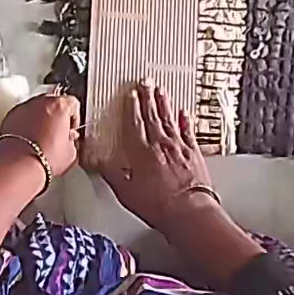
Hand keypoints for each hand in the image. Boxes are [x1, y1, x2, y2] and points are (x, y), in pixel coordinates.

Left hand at [0, 88, 81, 179]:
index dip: (74, 118)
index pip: (73, 103)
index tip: (71, 129)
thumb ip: (71, 140)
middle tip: (57, 134)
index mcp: (59, 106)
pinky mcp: (9, 117)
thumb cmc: (44, 158)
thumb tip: (68, 140)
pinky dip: (25, 125)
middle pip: (53, 103)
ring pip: (36, 109)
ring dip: (40, 120)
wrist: (18, 166)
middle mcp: (40, 102)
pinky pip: (22, 117)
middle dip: (56, 117)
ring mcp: (23, 108)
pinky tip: (29, 141)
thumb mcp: (70, 152)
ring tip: (42, 139)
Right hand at [96, 80, 215, 233]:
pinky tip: (184, 113)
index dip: (132, 107)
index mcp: (141, 153)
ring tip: (161, 90)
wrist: (189, 212)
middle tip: (145, 82)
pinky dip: (185, 120)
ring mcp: (179, 148)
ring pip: (170, 119)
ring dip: (164, 103)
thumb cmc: (158, 205)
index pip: (135, 123)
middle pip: (152, 116)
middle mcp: (160, 145)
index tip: (130, 94)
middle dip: (147, 97)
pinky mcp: (194, 154)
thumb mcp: (126, 193)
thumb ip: (112, 175)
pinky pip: (188, 132)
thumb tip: (99, 164)